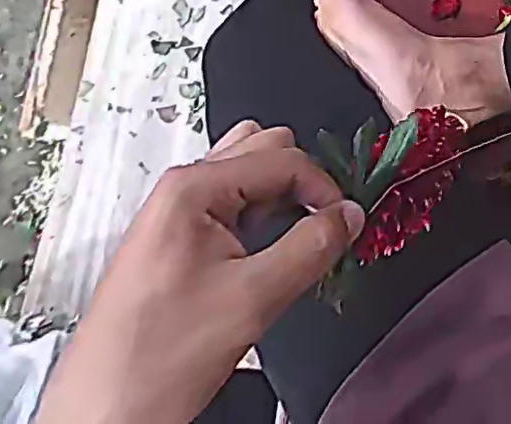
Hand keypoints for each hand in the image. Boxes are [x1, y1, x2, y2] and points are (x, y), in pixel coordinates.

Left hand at [37, 122, 364, 423]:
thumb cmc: (159, 361)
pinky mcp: (177, 236)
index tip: (342, 224)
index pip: (285, 159)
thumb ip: (313, 247)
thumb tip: (352, 214)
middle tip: (319, 225)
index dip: (323, 188)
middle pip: (266, 149)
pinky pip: (234, 200)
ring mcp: (176, 210)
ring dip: (281, 193)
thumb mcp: (252, 300)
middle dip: (301, 183)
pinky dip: (261, 212)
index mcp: (193, 187)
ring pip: (250, 171)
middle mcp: (182, 187)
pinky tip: (265, 250)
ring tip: (291, 236)